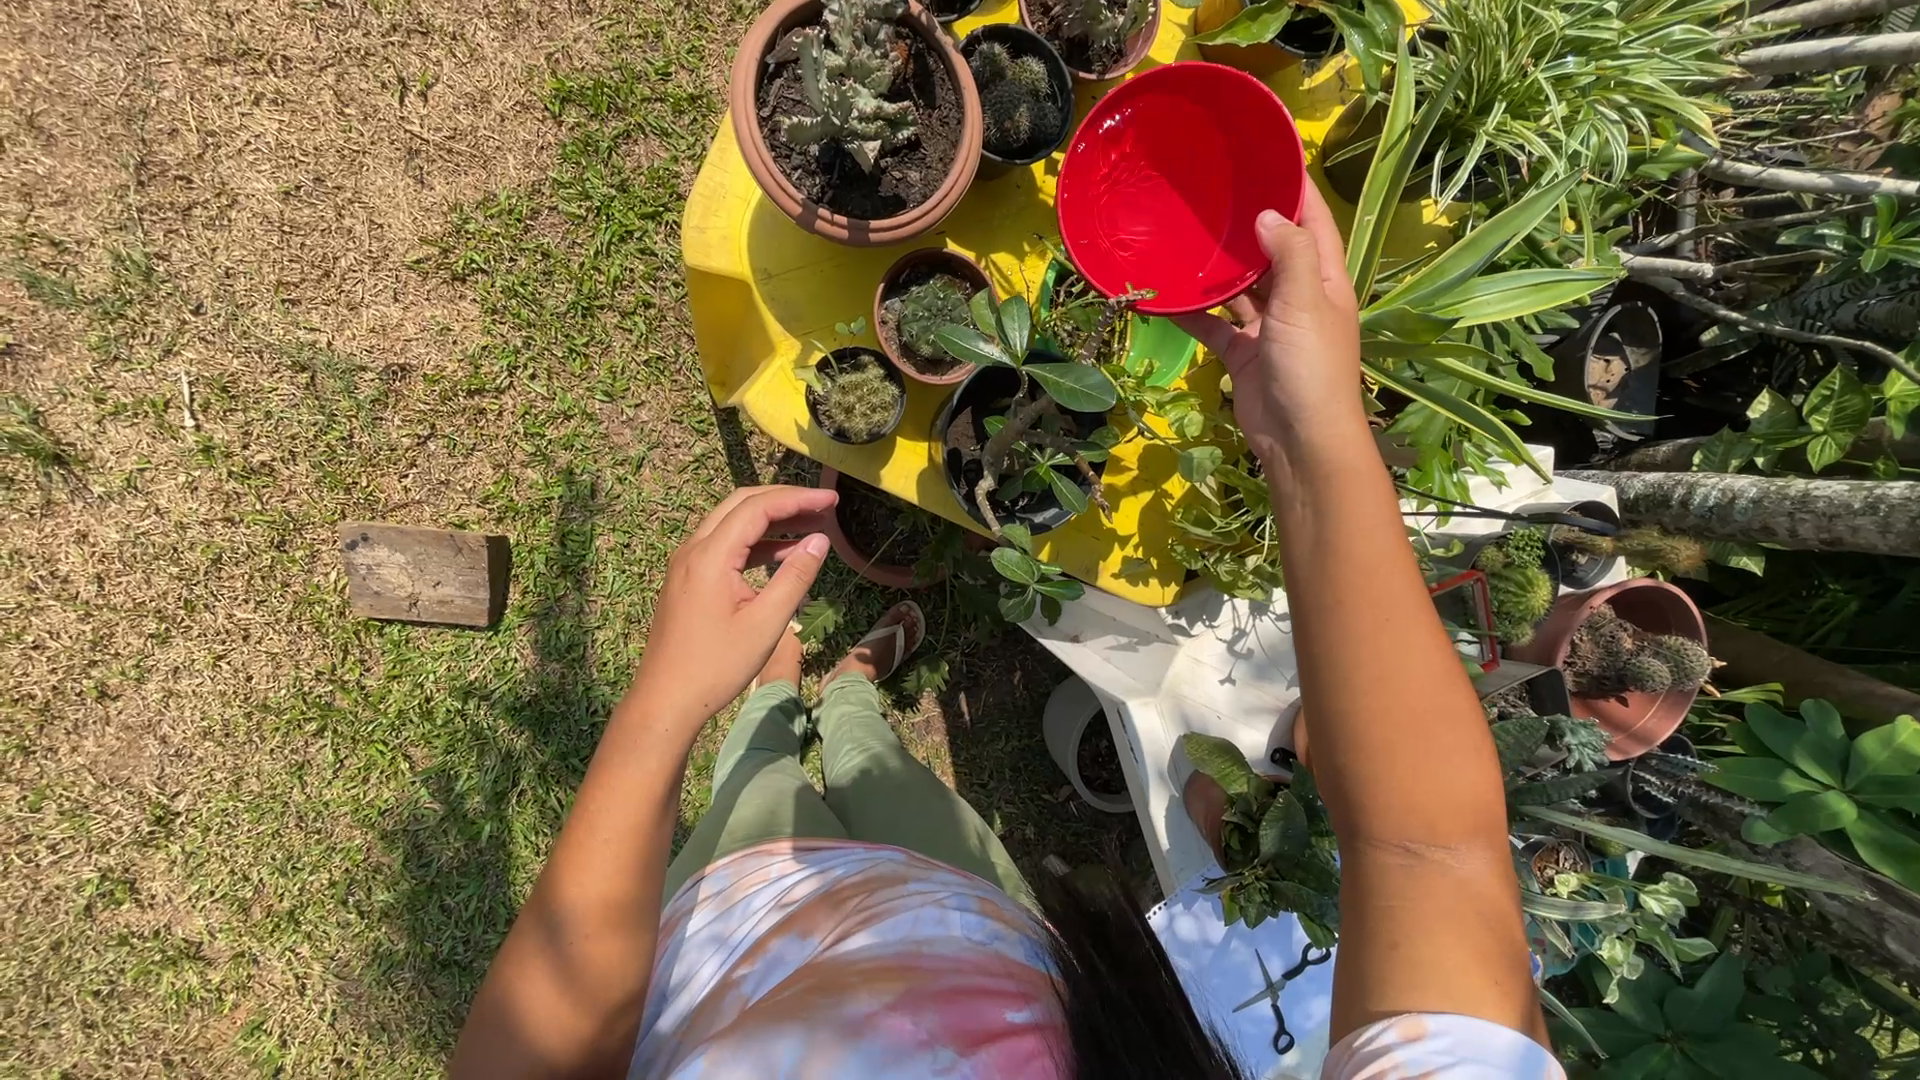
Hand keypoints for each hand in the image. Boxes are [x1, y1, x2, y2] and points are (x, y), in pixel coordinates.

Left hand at [628, 485, 836, 730]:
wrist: (665, 700)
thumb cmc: (717, 666)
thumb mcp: (766, 622)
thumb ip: (795, 576)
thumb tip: (820, 540)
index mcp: (710, 556)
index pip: (757, 508)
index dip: (798, 499)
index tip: (832, 501)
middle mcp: (693, 549)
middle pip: (741, 504)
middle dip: (784, 500)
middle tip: (823, 506)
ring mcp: (687, 563)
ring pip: (732, 523)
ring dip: (771, 520)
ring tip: (811, 525)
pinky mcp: (688, 578)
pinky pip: (725, 545)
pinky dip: (756, 542)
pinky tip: (783, 553)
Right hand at [1173, 181, 1364, 467]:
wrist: (1298, 437)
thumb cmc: (1310, 366)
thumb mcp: (1303, 302)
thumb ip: (1287, 255)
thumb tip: (1265, 215)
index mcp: (1322, 279)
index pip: (1312, 221)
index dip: (1295, 189)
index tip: (1266, 158)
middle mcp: (1297, 298)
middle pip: (1271, 252)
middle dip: (1248, 227)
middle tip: (1212, 196)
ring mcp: (1269, 327)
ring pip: (1240, 289)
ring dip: (1217, 270)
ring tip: (1186, 238)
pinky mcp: (1243, 354)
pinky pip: (1215, 326)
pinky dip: (1195, 314)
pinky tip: (1169, 298)